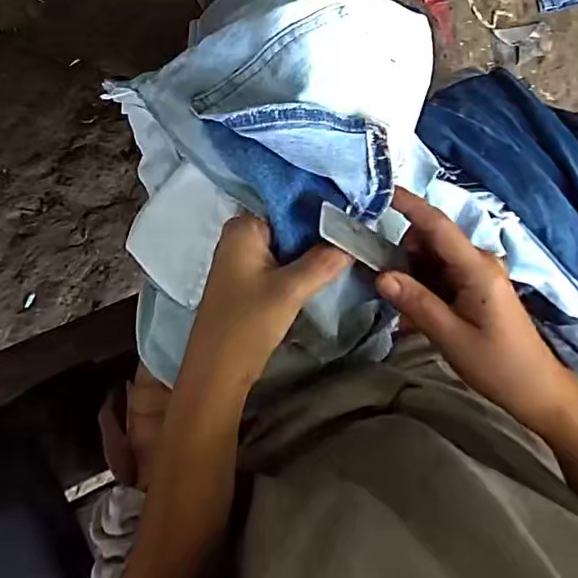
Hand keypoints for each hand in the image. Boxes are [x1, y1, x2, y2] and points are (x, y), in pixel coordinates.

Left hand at [176, 215, 350, 396]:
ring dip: (315, 247)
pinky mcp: (251, 278)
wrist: (217, 374)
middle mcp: (241, 234)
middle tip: (359, 229)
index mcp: (243, 226)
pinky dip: (303, 262)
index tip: (354, 210)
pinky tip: (330, 264)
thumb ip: (324, 261)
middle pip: (291, 221)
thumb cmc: (247, 325)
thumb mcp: (290, 290)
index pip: (290, 202)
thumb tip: (355, 238)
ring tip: (351, 244)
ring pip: (289, 242)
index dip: (322, 206)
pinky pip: (283, 259)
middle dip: (321, 228)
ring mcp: (245, 257)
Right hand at [376, 189, 577, 435]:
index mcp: (477, 267)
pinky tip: (415, 318)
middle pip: (431, 239)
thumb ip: (416, 303)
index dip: (410, 205)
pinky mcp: (477, 287)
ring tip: (402, 311)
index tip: (382, 191)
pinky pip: (442, 275)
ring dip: (412, 275)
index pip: (438, 225)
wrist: (538, 391)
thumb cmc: (498, 365)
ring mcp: (479, 273)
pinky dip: (424, 288)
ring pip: (433, 257)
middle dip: (404, 254)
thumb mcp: (452, 337)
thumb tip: (381, 275)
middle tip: (386, 286)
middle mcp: (479, 261)